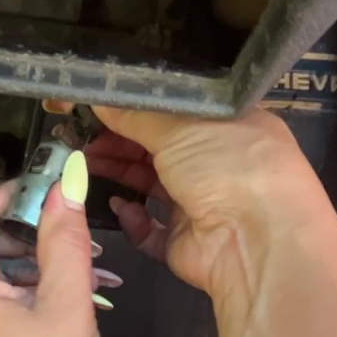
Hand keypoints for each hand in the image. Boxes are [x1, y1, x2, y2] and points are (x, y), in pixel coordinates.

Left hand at [0, 169, 104, 336]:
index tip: (50, 185)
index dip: (13, 193)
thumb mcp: (67, 303)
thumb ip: (63, 238)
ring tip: (79, 269)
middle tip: (75, 235)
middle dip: (28, 233)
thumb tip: (64, 183)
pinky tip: (56, 294)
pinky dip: (14, 290)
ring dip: (27, 264)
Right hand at [86, 105, 333, 299]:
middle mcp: (215, 162)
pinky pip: (148, 229)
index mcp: (227, 125)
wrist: (256, 239)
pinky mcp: (183, 240)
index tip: (100, 107)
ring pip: (149, 186)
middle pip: (157, 149)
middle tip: (81, 139)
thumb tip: (99, 96)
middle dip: (119, 143)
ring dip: (118, 175)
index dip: (138, 109)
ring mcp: (200, 203)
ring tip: (84, 167)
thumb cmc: (229, 166)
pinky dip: (132, 219)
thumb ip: (136, 114)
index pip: (177, 111)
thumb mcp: (181, 127)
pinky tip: (118, 207)